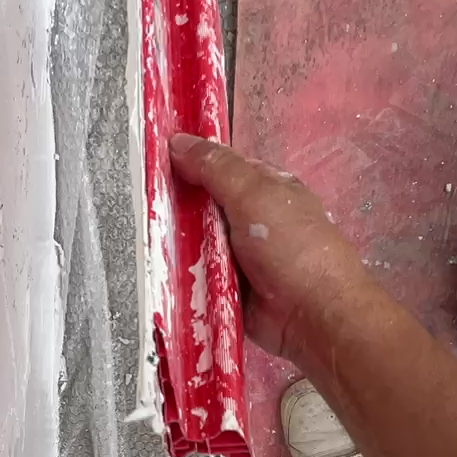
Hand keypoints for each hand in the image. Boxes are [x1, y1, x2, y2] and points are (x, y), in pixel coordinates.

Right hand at [169, 133, 367, 360]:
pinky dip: (181, 279)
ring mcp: (236, 260)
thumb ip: (216, 169)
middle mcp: (248, 223)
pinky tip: (161, 276)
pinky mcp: (225, 291)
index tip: (154, 168)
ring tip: (146, 246)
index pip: (217, 170)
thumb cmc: (291, 248)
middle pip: (200, 211)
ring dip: (174, 250)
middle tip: (147, 213)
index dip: (188, 166)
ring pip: (193, 247)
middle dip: (175, 213)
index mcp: (263, 191)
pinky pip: (195, 280)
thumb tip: (177, 141)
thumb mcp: (254, 195)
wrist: (310, 315)